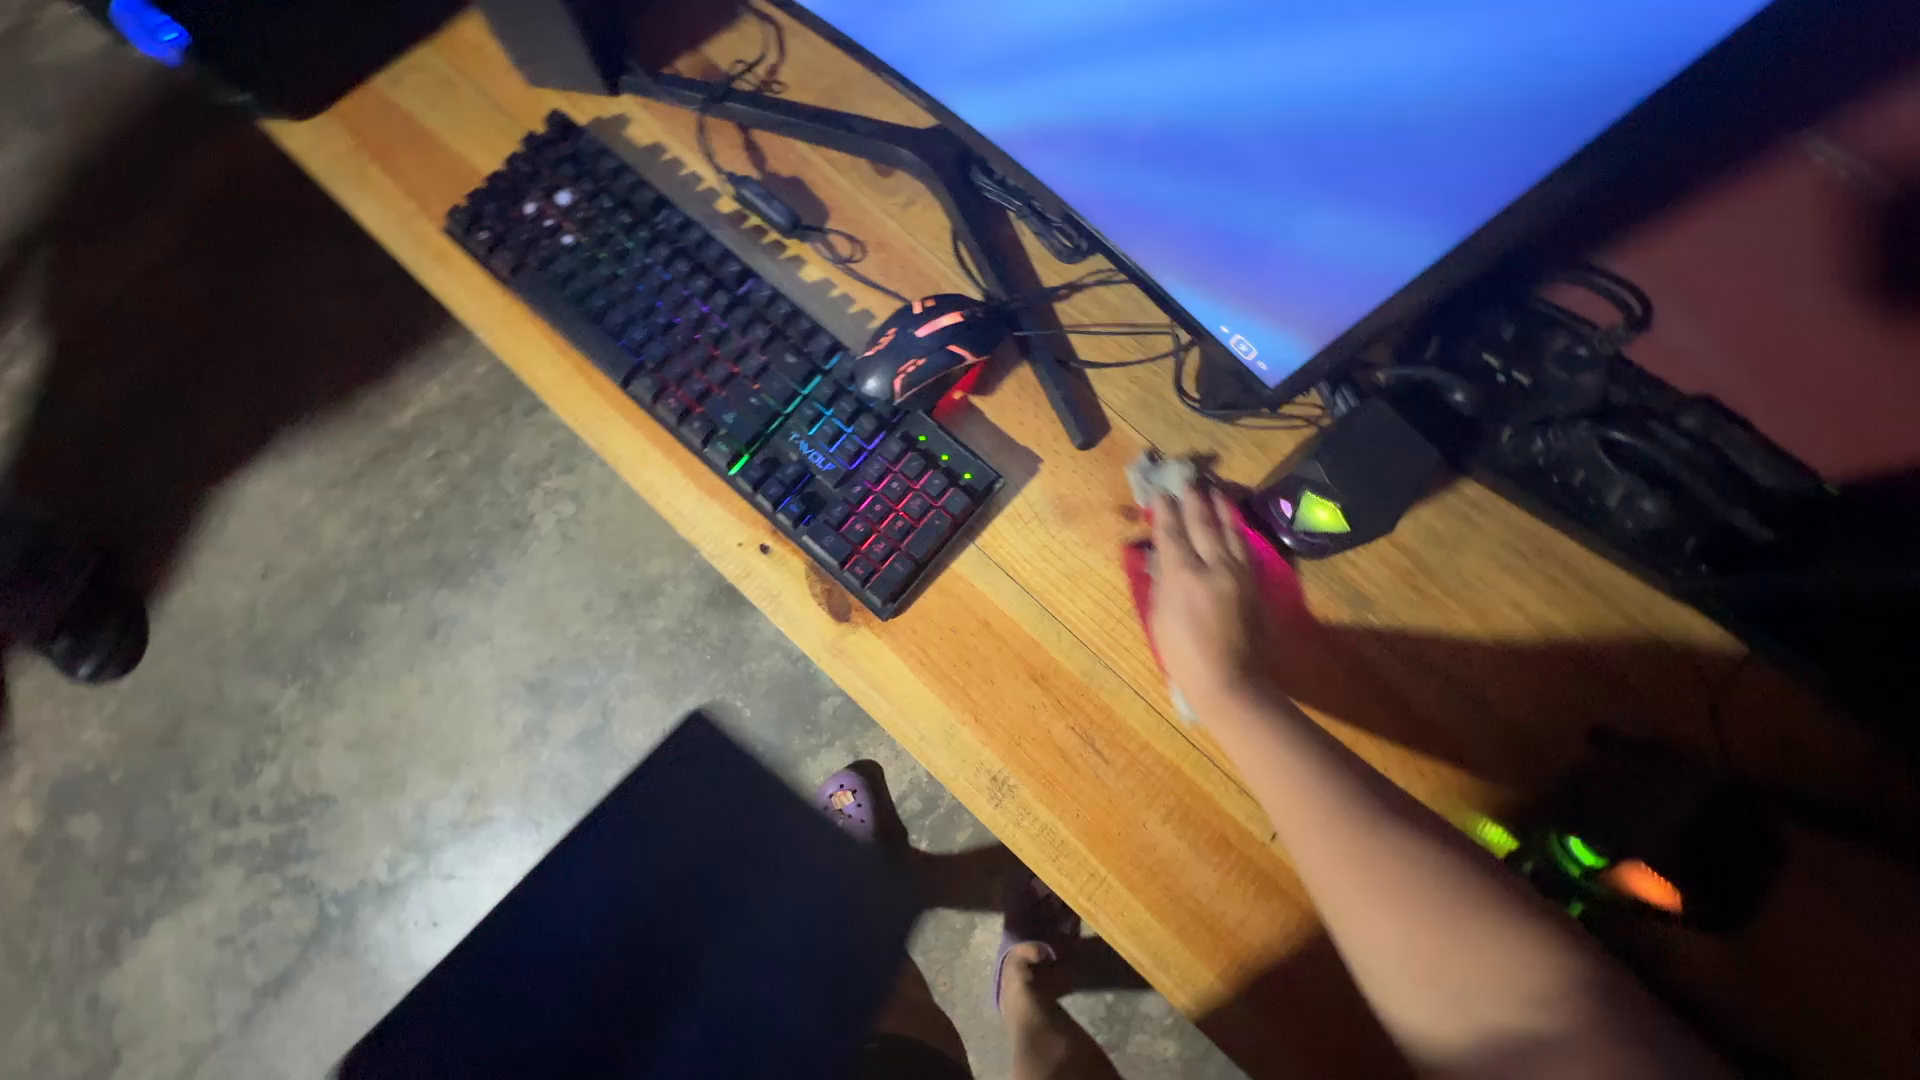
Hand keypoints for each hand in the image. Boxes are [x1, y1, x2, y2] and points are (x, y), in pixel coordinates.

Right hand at [1150, 483, 1277, 712]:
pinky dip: (1236, 531)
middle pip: (1203, 524)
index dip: (1165, 511)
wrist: (1230, 681)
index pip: (1172, 532)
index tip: (1161, 493)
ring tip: (1215, 491)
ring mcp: (1239, 573)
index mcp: (1183, 576)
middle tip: (1187, 481)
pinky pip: (1244, 548)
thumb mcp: (1159, 617)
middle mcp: (1214, 566)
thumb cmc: (1182, 655)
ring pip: (1230, 531)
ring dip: (1220, 508)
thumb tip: (1162, 558)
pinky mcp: (1255, 584)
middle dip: (1194, 500)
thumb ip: (1161, 583)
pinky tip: (1233, 523)